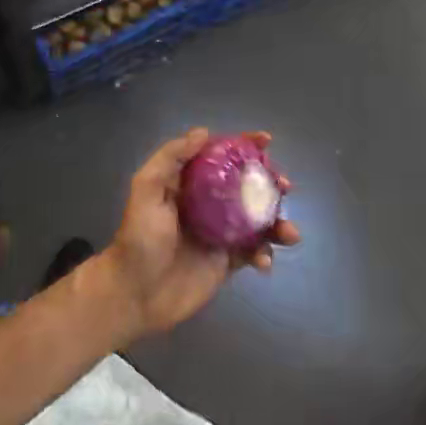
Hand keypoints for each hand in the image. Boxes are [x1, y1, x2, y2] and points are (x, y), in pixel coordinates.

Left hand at [87, 127, 298, 343]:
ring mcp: (219, 233)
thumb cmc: (139, 238)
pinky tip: (263, 262)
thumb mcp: (146, 189)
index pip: (219, 157)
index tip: (265, 140)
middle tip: (285, 185)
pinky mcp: (226, 263)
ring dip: (278, 222)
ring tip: (289, 232)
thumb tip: (203, 132)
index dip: (242, 146)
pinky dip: (265, 254)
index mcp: (188, 183)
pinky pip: (254, 252)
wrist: (135, 292)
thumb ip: (171, 158)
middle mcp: (207, 204)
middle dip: (269, 182)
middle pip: (245, 185)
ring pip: (257, 220)